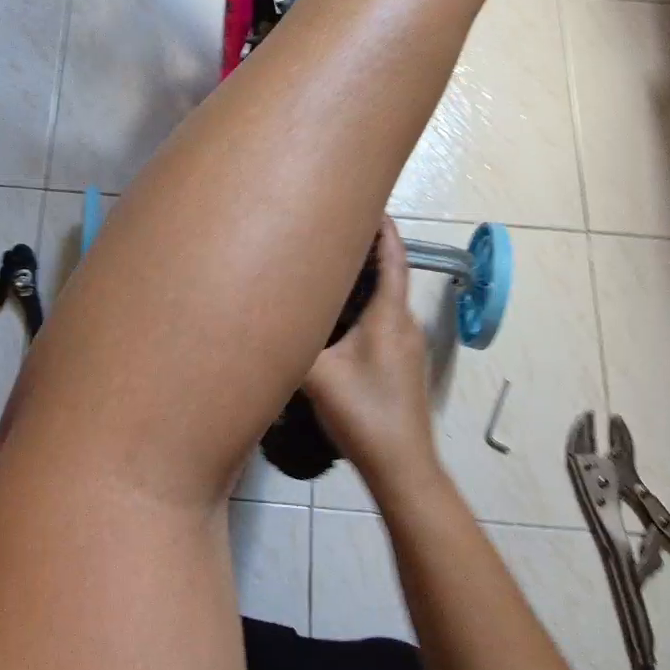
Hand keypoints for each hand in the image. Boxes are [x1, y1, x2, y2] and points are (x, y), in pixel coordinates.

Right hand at [303, 217, 440, 488]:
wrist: (403, 467)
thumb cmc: (364, 413)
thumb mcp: (319, 376)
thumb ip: (293, 341)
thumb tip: (261, 315)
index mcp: (389, 316)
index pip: (393, 257)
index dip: (383, 228)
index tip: (366, 201)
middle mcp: (404, 324)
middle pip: (390, 274)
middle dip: (365, 249)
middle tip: (331, 230)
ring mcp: (408, 347)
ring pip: (385, 300)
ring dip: (363, 279)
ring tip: (328, 268)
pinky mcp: (403, 366)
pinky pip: (384, 321)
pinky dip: (364, 305)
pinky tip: (338, 317)